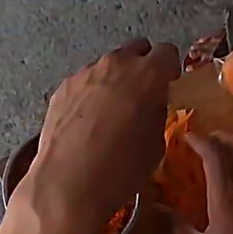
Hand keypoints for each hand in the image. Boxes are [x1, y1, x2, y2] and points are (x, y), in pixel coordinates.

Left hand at [28, 38, 179, 233]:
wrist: (69, 183)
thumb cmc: (121, 169)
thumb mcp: (155, 146)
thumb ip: (157, 115)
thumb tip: (151, 107)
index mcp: (146, 75)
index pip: (167, 53)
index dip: (170, 69)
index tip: (168, 84)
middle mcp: (115, 65)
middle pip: (136, 51)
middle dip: (143, 69)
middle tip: (143, 97)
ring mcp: (85, 74)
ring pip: (108, 67)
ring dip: (115, 82)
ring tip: (112, 116)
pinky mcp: (63, 88)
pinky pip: (85, 83)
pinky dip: (92, 95)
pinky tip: (89, 124)